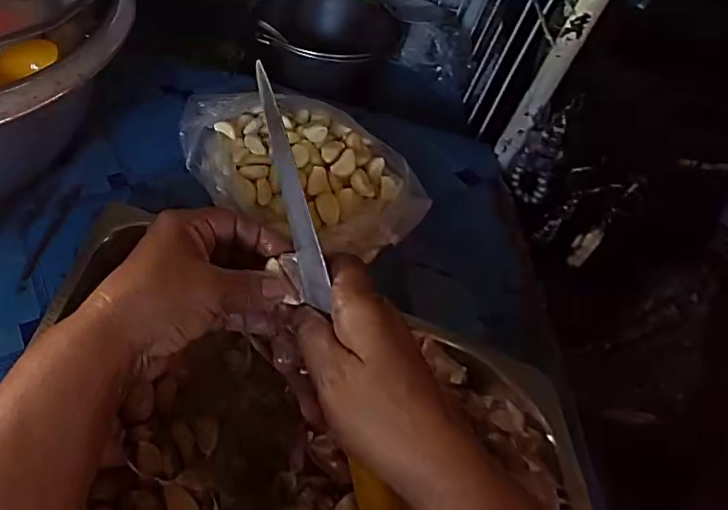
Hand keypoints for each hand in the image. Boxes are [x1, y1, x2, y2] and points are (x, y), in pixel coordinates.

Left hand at [79, 207, 292, 378]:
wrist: (115, 342)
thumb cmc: (162, 298)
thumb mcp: (210, 288)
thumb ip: (251, 286)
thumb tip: (288, 288)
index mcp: (187, 226)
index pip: (234, 222)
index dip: (264, 238)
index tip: (293, 258)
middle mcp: (186, 246)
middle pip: (233, 251)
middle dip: (262, 270)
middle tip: (294, 288)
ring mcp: (184, 278)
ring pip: (229, 279)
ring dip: (255, 294)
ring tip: (287, 311)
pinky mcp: (183, 307)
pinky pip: (220, 302)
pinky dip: (241, 311)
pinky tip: (267, 324)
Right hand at [292, 258, 529, 509]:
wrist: (442, 468)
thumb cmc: (379, 414)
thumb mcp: (329, 372)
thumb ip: (307, 330)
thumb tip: (297, 306)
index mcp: (362, 303)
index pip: (337, 260)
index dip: (308, 270)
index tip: (285, 298)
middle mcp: (379, 313)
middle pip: (334, 302)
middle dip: (308, 329)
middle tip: (291, 365)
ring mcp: (389, 342)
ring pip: (342, 335)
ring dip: (321, 362)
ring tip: (311, 402)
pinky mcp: (395, 370)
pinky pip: (357, 359)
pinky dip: (340, 379)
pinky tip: (330, 413)